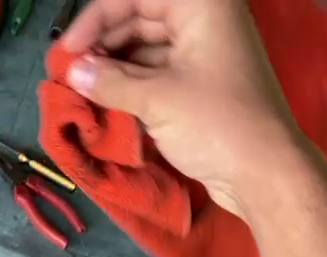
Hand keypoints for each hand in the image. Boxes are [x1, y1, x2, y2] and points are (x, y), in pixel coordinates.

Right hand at [57, 0, 300, 218]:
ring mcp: (203, 51)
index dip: (96, 20)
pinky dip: (130, 84)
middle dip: (103, 45)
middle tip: (69, 74)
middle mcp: (203, 18)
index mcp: (201, 3)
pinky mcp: (200, 82)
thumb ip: (110, 82)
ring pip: (146, 46)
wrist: (261, 170)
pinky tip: (106, 100)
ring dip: (113, 67)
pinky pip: (157, 72)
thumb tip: (74, 73)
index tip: (66, 54)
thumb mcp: (157, 99)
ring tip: (82, 90)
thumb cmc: (215, 123)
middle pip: (141, 16)